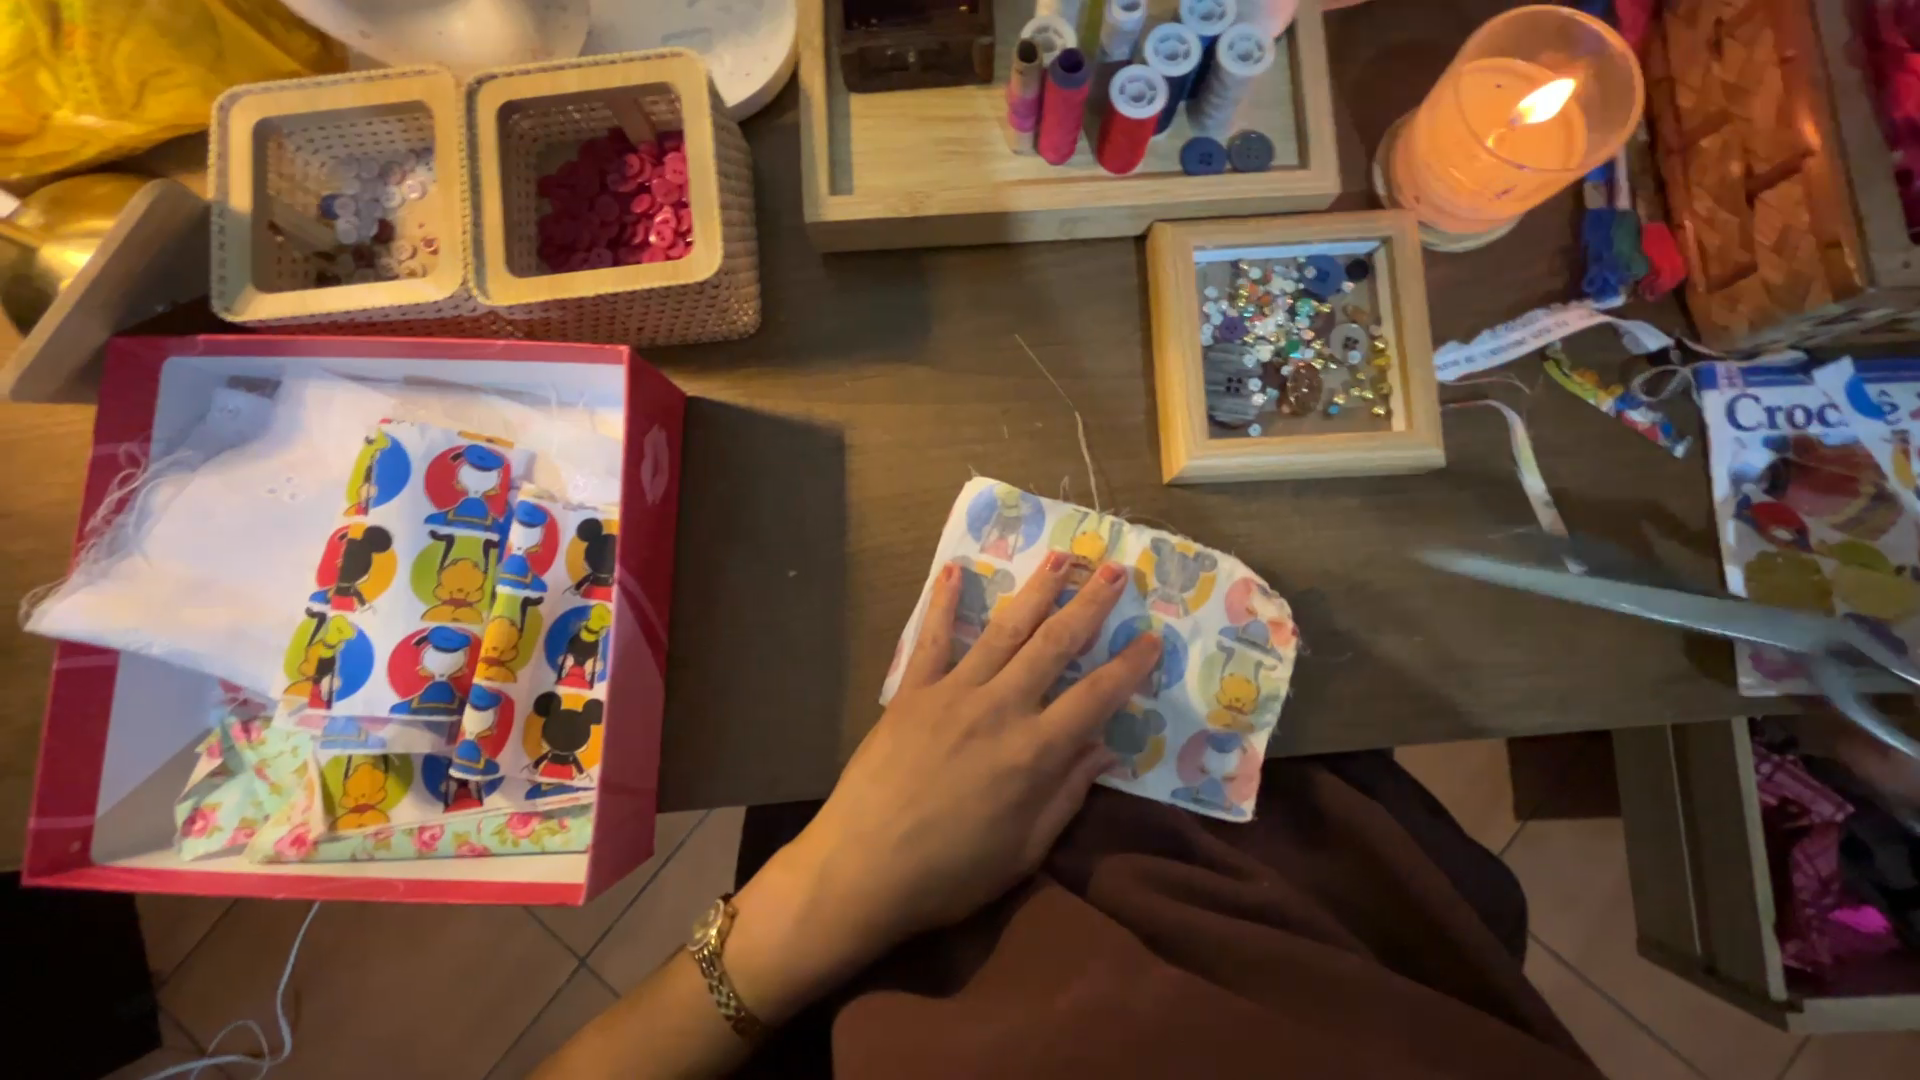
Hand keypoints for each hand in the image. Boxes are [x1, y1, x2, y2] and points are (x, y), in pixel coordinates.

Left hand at [724, 554, 1160, 1020]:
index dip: (1129, 667)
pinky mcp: (911, 692)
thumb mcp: (1023, 850)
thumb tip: (1105, 749)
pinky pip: (931, 639)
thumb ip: (1066, 794)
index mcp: (1034, 752)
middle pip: (1055, 646)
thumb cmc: (949, 873)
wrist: (860, 868)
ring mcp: (952, 693)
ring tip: (1060, 556)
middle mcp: (999, 708)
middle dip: (1088, 605)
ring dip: (1036, 590)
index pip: (1096, 698)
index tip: (1153, 637)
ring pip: (1004, 630)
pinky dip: (942, 603)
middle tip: (1113, 569)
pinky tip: (954, 569)